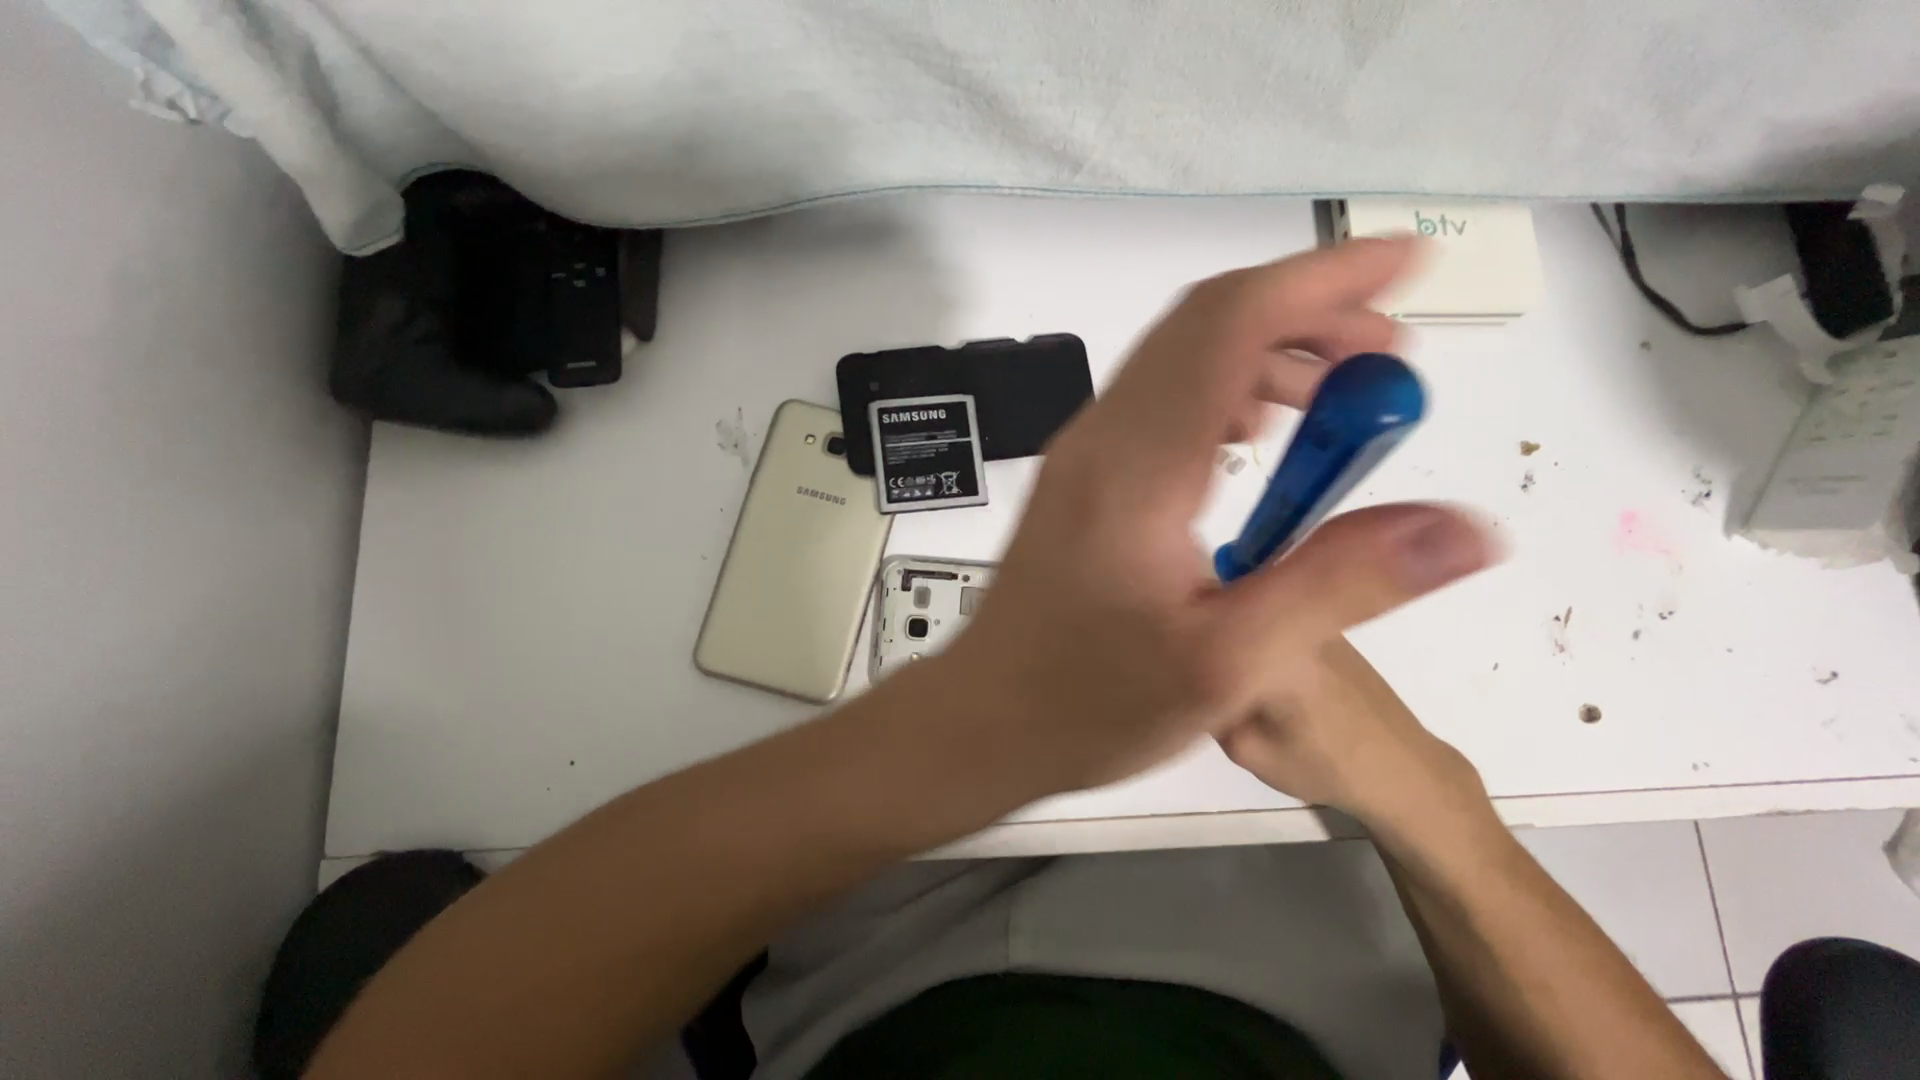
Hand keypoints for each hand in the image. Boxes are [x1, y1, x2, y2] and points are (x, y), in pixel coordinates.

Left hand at [941, 236, 1499, 796]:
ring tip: (1342, 394)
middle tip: (1392, 353)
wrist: (986, 719)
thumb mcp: (1230, 660)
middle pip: (1206, 324)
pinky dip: (1225, 389)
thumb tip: (1469, 528)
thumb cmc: (1091, 702)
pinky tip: (1261, 437)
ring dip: (1267, 350)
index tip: (1407, 267)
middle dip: (1308, 311)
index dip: (1324, 279)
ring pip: (1181, 358)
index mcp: (1138, 463)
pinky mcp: (1082, 479)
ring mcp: (1085, 453)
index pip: (1231, 322)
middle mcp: (1104, 436)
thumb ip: (1343, 583)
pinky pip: (1160, 401)